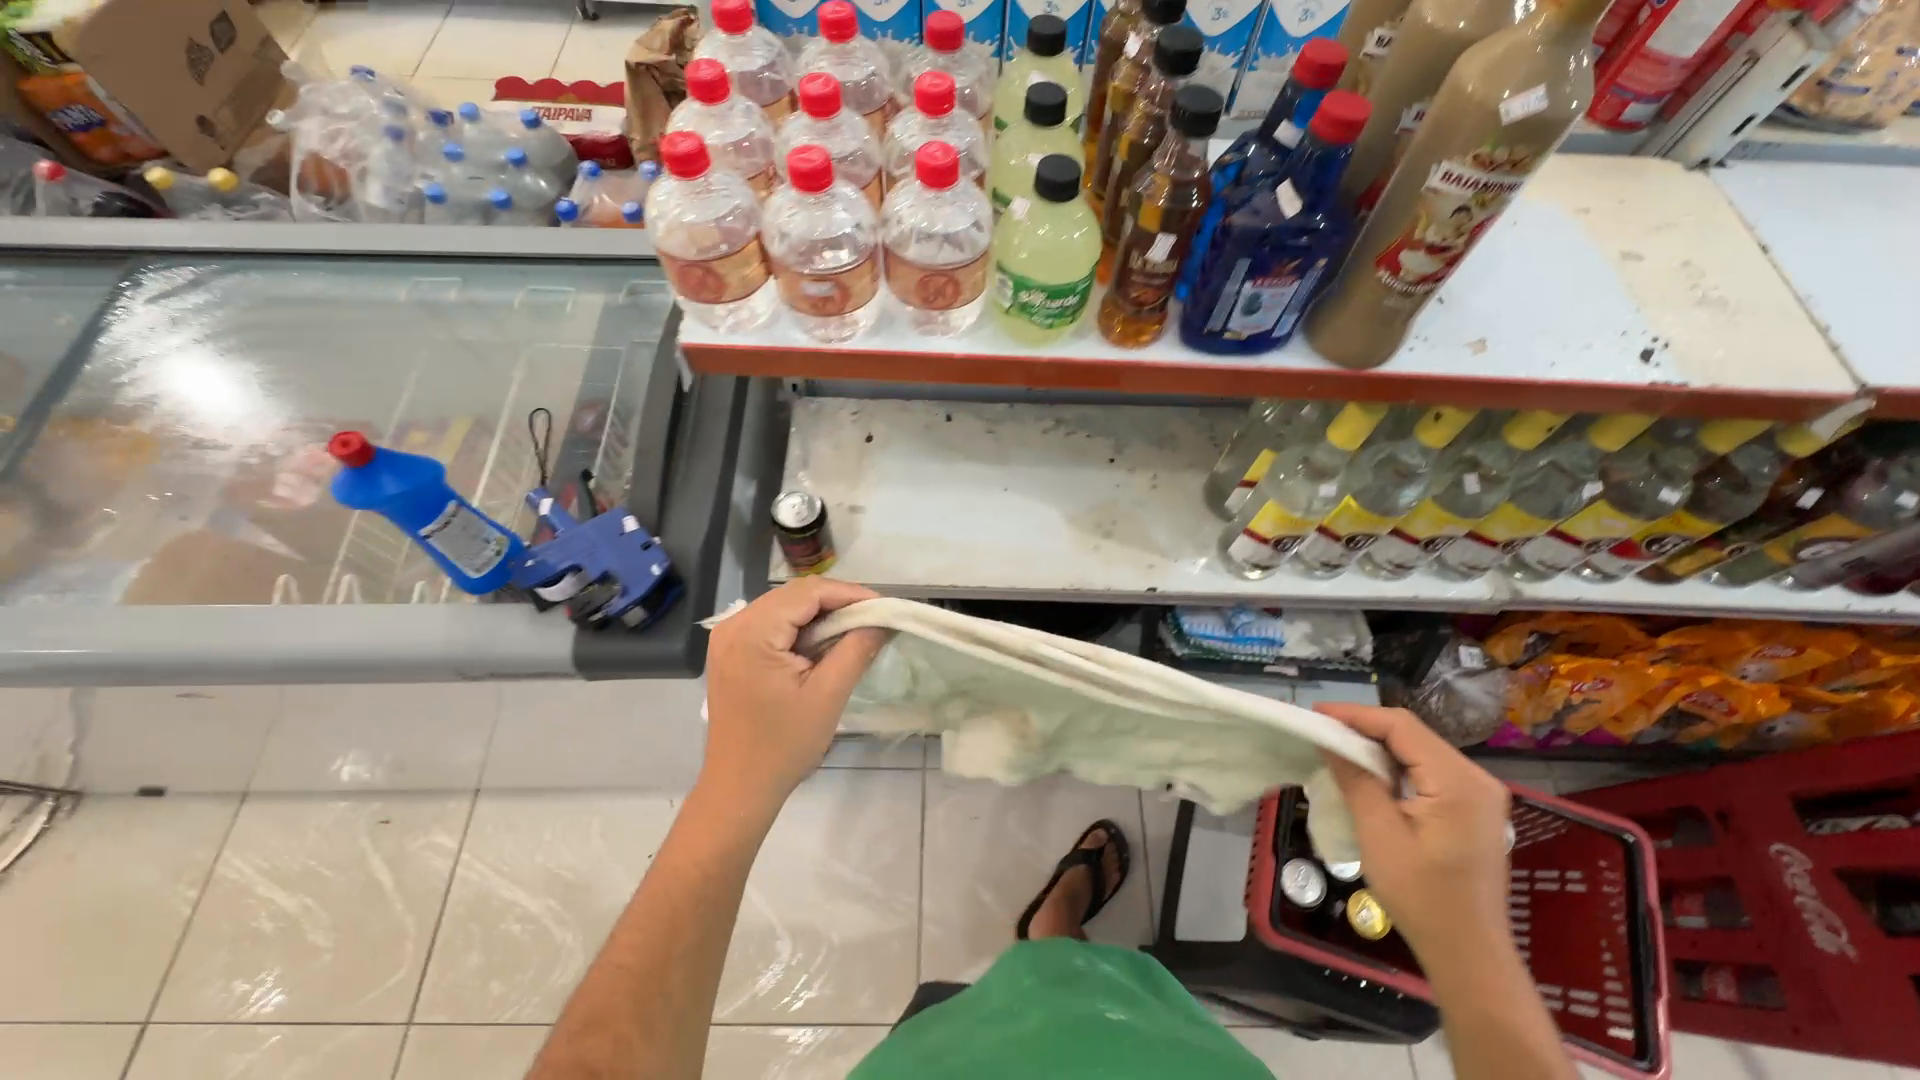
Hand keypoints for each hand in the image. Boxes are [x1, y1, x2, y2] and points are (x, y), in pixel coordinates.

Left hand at [701, 578, 888, 808]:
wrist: (740, 786)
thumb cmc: (784, 745)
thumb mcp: (828, 695)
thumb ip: (856, 649)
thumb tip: (883, 621)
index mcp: (752, 632)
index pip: (807, 593)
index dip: (849, 594)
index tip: (884, 608)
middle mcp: (733, 625)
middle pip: (793, 596)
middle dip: (836, 603)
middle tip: (873, 620)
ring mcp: (727, 638)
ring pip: (783, 608)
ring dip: (820, 616)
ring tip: (855, 631)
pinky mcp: (731, 652)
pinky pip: (771, 625)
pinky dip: (801, 629)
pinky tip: (824, 645)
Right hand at [1317, 704, 1513, 966]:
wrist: (1468, 951)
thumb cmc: (1422, 897)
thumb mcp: (1379, 836)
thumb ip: (1357, 780)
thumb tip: (1330, 742)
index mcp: (1459, 783)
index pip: (1403, 728)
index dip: (1356, 716)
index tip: (1316, 715)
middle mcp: (1478, 779)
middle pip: (1415, 735)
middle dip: (1366, 728)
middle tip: (1322, 730)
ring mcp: (1481, 794)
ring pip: (1421, 750)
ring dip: (1380, 746)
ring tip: (1338, 748)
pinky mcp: (1474, 808)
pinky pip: (1431, 771)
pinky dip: (1398, 765)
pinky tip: (1371, 773)